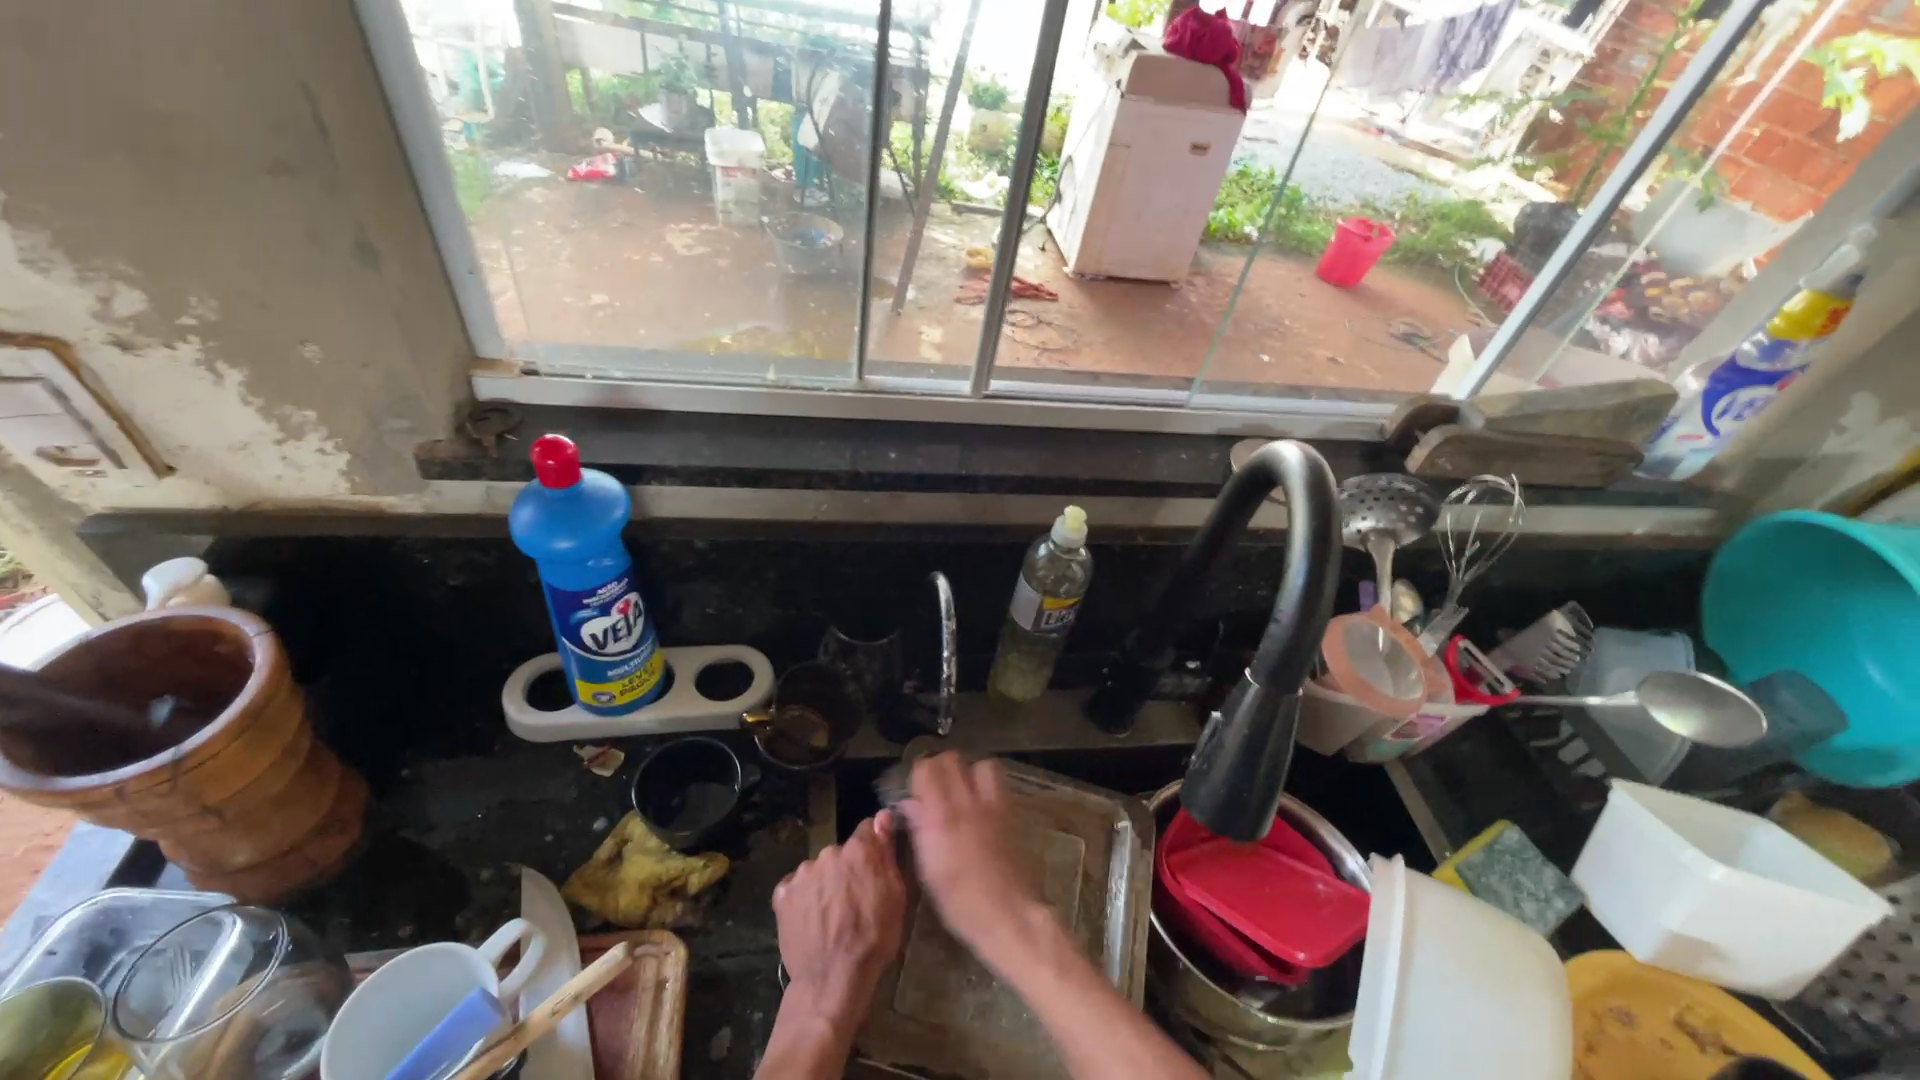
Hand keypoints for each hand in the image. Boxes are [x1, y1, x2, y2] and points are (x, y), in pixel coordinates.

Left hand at [773, 810, 907, 1026]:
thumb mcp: (895, 896)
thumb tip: (883, 816)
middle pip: (841, 853)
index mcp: (858, 851)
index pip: (867, 830)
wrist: (833, 978)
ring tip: (831, 914)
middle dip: (847, 869)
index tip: (876, 866)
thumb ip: (887, 853)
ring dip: (825, 883)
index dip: (874, 846)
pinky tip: (811, 918)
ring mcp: (802, 873)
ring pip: (818, 870)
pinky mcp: (782, 894)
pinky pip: (796, 887)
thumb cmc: (874, 939)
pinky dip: (803, 897)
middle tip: (854, 899)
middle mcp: (827, 853)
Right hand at [898, 754, 1043, 955]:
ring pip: (980, 764)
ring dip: (969, 771)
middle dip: (941, 766)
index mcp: (941, 817)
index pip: (926, 769)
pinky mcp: (1012, 814)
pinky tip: (982, 805)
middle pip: (952, 759)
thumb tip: (910, 805)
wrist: (1010, 915)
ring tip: (963, 790)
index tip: (915, 788)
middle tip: (936, 785)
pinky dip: (988, 785)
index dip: (918, 773)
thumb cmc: (962, 904)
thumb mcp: (929, 872)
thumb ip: (919, 831)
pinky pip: (1000, 784)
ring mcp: (993, 806)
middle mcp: (967, 803)